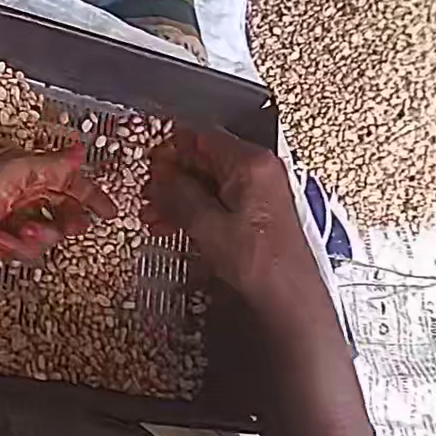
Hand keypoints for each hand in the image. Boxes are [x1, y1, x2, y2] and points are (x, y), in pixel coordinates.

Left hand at [0, 147, 117, 279]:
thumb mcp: (14, 171)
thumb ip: (52, 165)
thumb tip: (79, 151)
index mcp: (18, 169)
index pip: (62, 177)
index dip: (87, 192)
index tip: (107, 210)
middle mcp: (15, 193)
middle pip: (58, 206)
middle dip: (68, 217)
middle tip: (75, 227)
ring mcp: (9, 219)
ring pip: (46, 230)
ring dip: (40, 233)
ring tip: (24, 232)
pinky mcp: (2, 244)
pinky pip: (26, 248)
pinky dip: (18, 246)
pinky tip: (1, 242)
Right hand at [142, 126, 323, 312]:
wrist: (289, 299)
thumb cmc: (260, 264)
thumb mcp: (207, 227)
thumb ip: (179, 195)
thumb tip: (159, 176)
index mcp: (250, 163)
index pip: (201, 136)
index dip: (169, 148)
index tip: (147, 161)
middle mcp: (258, 171)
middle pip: (204, 159)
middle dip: (171, 177)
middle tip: (146, 193)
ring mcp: (258, 191)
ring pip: (208, 183)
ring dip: (178, 197)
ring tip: (153, 215)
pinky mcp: (256, 212)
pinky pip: (218, 201)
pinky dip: (194, 210)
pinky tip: (173, 226)